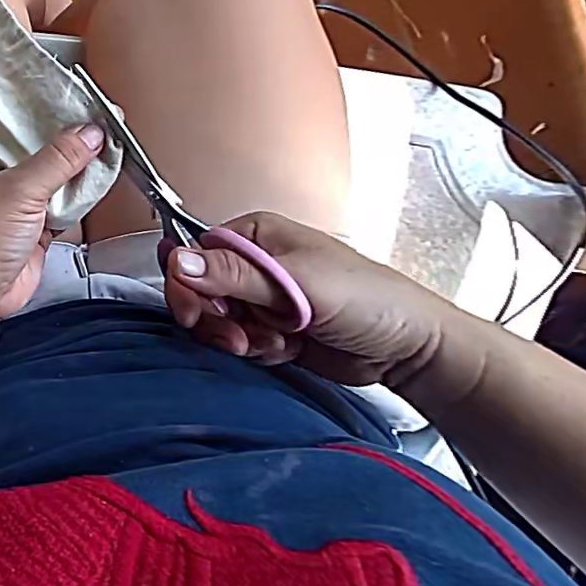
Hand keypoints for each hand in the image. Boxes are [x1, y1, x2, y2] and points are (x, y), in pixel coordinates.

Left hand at [0, 124, 105, 319]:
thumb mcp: (20, 191)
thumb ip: (57, 161)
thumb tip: (89, 133)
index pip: (17, 132)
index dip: (47, 120)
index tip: (79, 107)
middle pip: (40, 158)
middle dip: (68, 147)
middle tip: (99, 125)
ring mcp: (16, 210)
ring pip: (53, 184)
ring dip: (76, 175)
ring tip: (105, 148)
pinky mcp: (34, 232)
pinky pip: (61, 210)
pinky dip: (77, 202)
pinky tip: (95, 183)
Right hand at [163, 211, 479, 392]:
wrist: (407, 349)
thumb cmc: (366, 300)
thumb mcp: (296, 283)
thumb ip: (234, 273)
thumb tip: (178, 260)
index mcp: (255, 236)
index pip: (195, 256)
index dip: (189, 287)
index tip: (198, 314)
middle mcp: (253, 264)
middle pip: (200, 291)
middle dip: (216, 319)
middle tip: (239, 336)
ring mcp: (261, 297)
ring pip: (217, 320)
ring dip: (238, 338)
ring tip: (273, 342)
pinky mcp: (269, 328)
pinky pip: (238, 340)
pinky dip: (256, 350)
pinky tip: (285, 348)